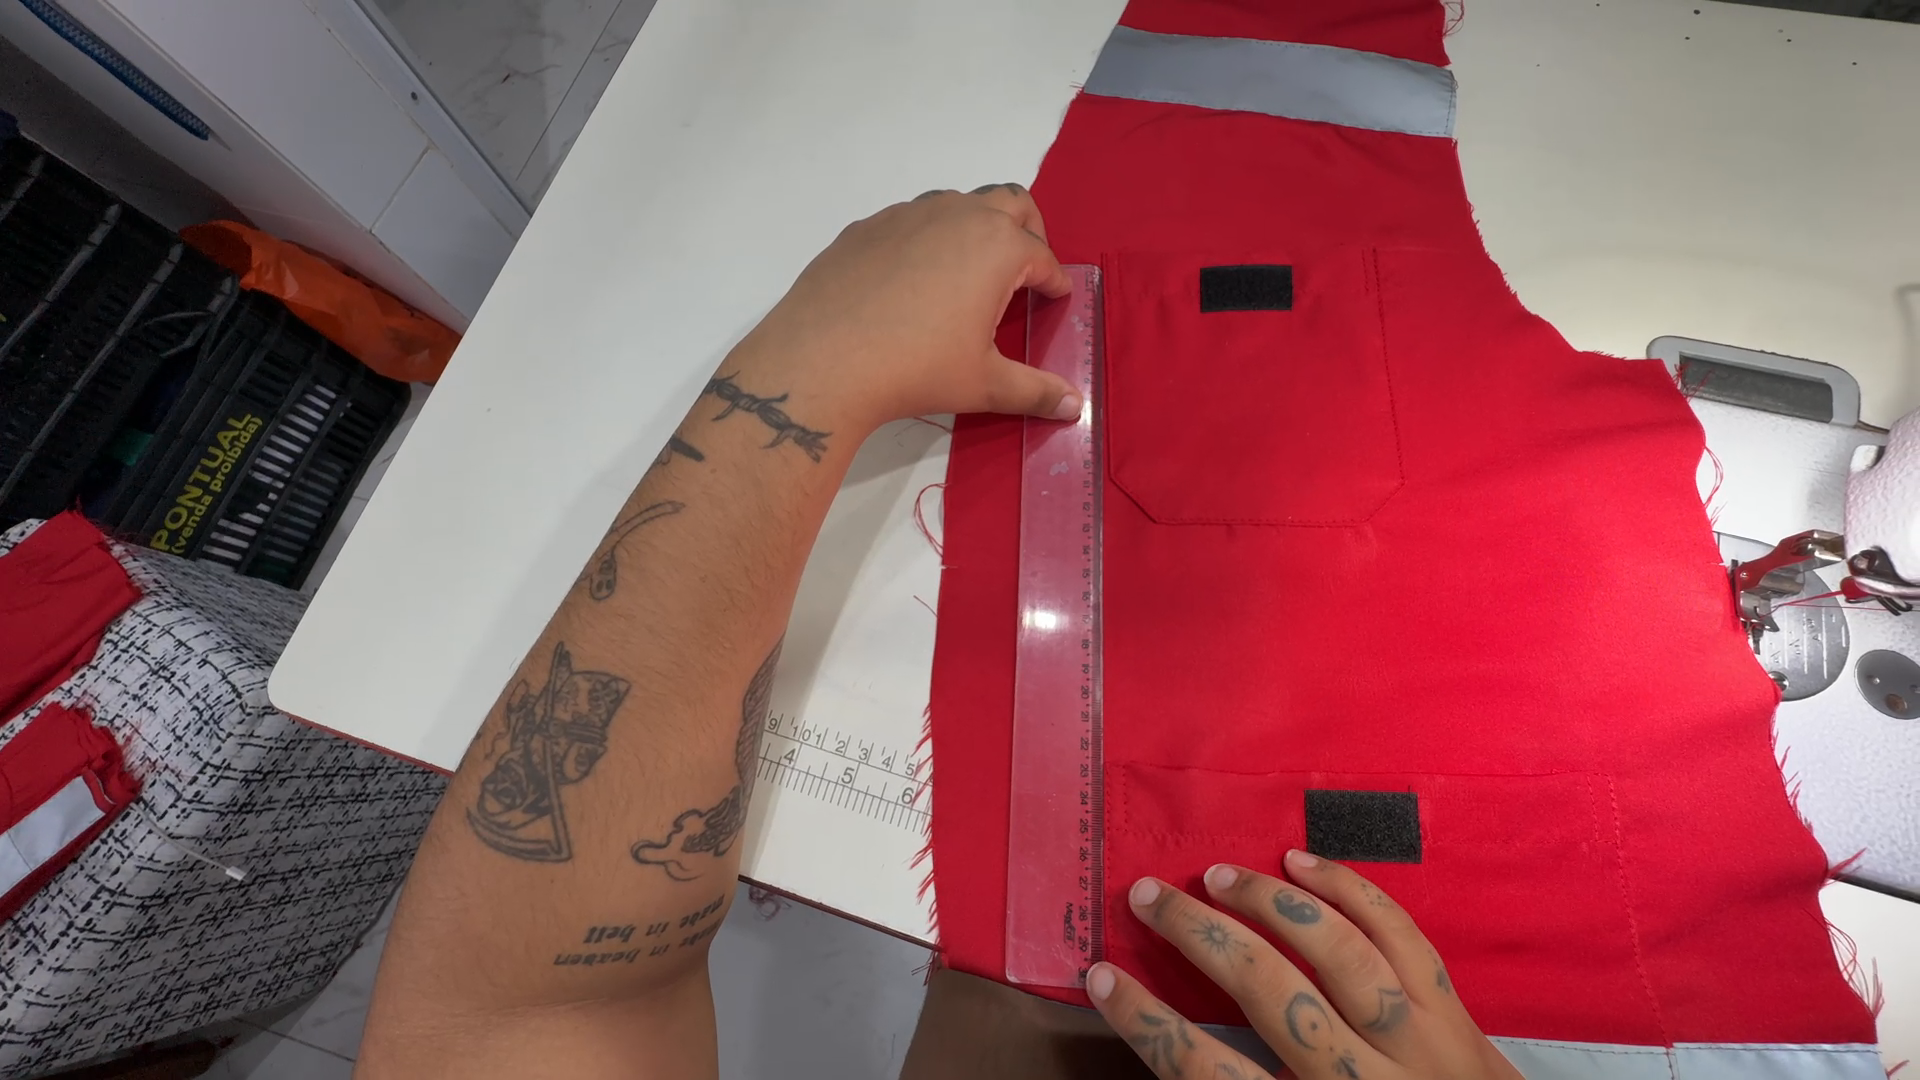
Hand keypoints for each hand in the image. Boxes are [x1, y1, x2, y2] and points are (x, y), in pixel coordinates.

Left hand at [729, 183, 1079, 435]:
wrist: (824, 361)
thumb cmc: (918, 370)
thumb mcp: (985, 385)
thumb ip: (1036, 391)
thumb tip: (1076, 407)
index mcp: (998, 247)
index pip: (1043, 258)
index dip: (1055, 282)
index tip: (1056, 299)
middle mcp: (958, 215)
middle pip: (1011, 203)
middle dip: (1030, 233)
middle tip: (1026, 270)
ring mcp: (907, 214)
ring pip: (958, 204)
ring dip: (976, 229)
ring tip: (969, 274)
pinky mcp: (866, 227)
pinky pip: (911, 221)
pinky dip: (927, 240)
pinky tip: (912, 282)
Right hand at [1088, 850, 1522, 1079]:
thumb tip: (1179, 1050)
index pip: (1208, 1075)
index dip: (1145, 1022)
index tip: (1099, 975)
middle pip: (1268, 993)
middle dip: (1197, 934)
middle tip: (1147, 893)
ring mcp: (1425, 1050)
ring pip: (1337, 954)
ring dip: (1268, 904)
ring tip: (1217, 873)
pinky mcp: (1461, 1021)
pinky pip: (1403, 938)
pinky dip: (1350, 891)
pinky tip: (1301, 860)